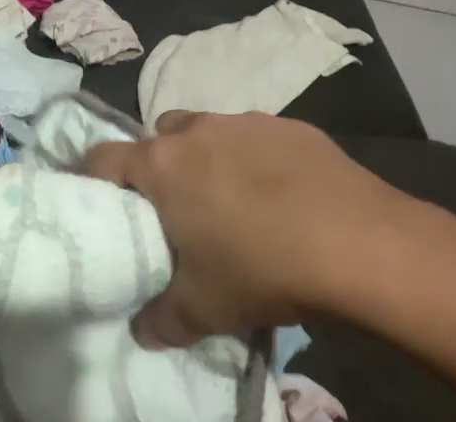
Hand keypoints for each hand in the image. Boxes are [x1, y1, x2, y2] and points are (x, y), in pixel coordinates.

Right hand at [81, 110, 417, 347]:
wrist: (364, 247)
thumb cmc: (264, 269)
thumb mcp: (204, 309)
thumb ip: (162, 319)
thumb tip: (142, 332)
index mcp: (161, 165)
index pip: (102, 158)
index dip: (91, 178)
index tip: (96, 201)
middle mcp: (195, 132)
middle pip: (157, 138)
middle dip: (158, 165)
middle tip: (176, 208)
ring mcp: (246, 124)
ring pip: (208, 132)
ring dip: (208, 159)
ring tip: (235, 202)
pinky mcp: (294, 128)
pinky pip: (258, 139)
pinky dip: (259, 161)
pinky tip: (286, 198)